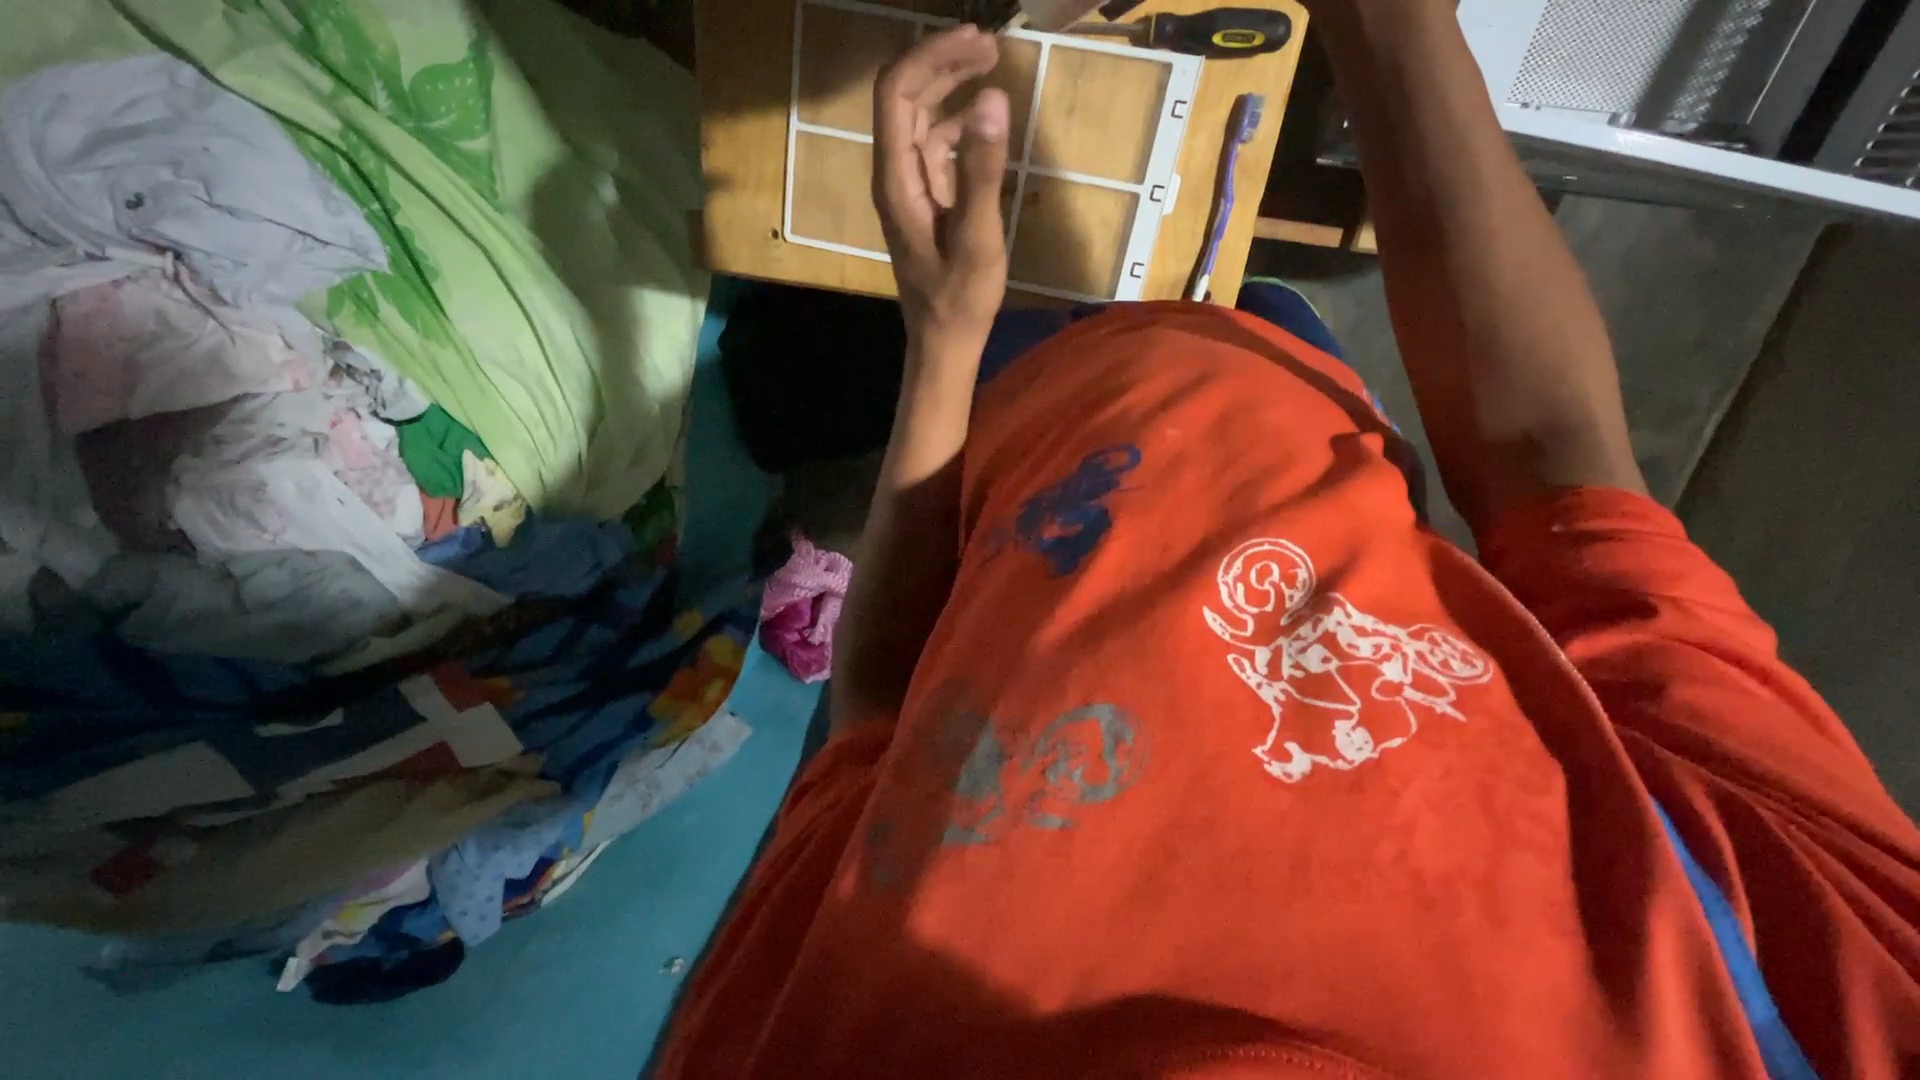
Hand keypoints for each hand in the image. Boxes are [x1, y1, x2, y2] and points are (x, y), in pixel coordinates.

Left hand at [872, 25, 1010, 349]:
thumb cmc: (959, 299)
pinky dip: (958, 125)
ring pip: (920, 119)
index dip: (929, 58)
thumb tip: (992, 98)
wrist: (944, 342)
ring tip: (991, 68)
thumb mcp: (978, 237)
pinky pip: (934, 147)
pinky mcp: (925, 201)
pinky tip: (985, 124)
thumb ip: (983, 169)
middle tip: (990, 46)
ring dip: (949, 88)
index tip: (974, 41)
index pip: (895, 94)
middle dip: (942, 63)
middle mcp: (895, 175)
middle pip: (905, 98)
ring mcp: (908, 188)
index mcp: (896, 179)